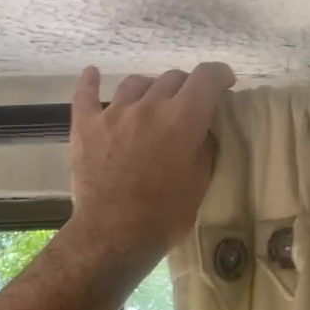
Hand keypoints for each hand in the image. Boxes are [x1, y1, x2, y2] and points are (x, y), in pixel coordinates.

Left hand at [66, 62, 234, 259]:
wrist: (114, 235)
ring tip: (152, 103)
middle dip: (186, 88)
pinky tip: (92, 74)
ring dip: (150, 89)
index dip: (219, 74)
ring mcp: (113, 113)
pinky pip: (86, 94)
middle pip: (172, 78)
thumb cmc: (165, 215)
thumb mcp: (200, 183)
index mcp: (182, 119)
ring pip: (136, 83)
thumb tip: (204, 129)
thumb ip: (205, 147)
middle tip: (189, 105)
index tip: (224, 82)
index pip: (206, 78)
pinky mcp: (85, 126)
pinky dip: (91, 81)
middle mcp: (149, 106)